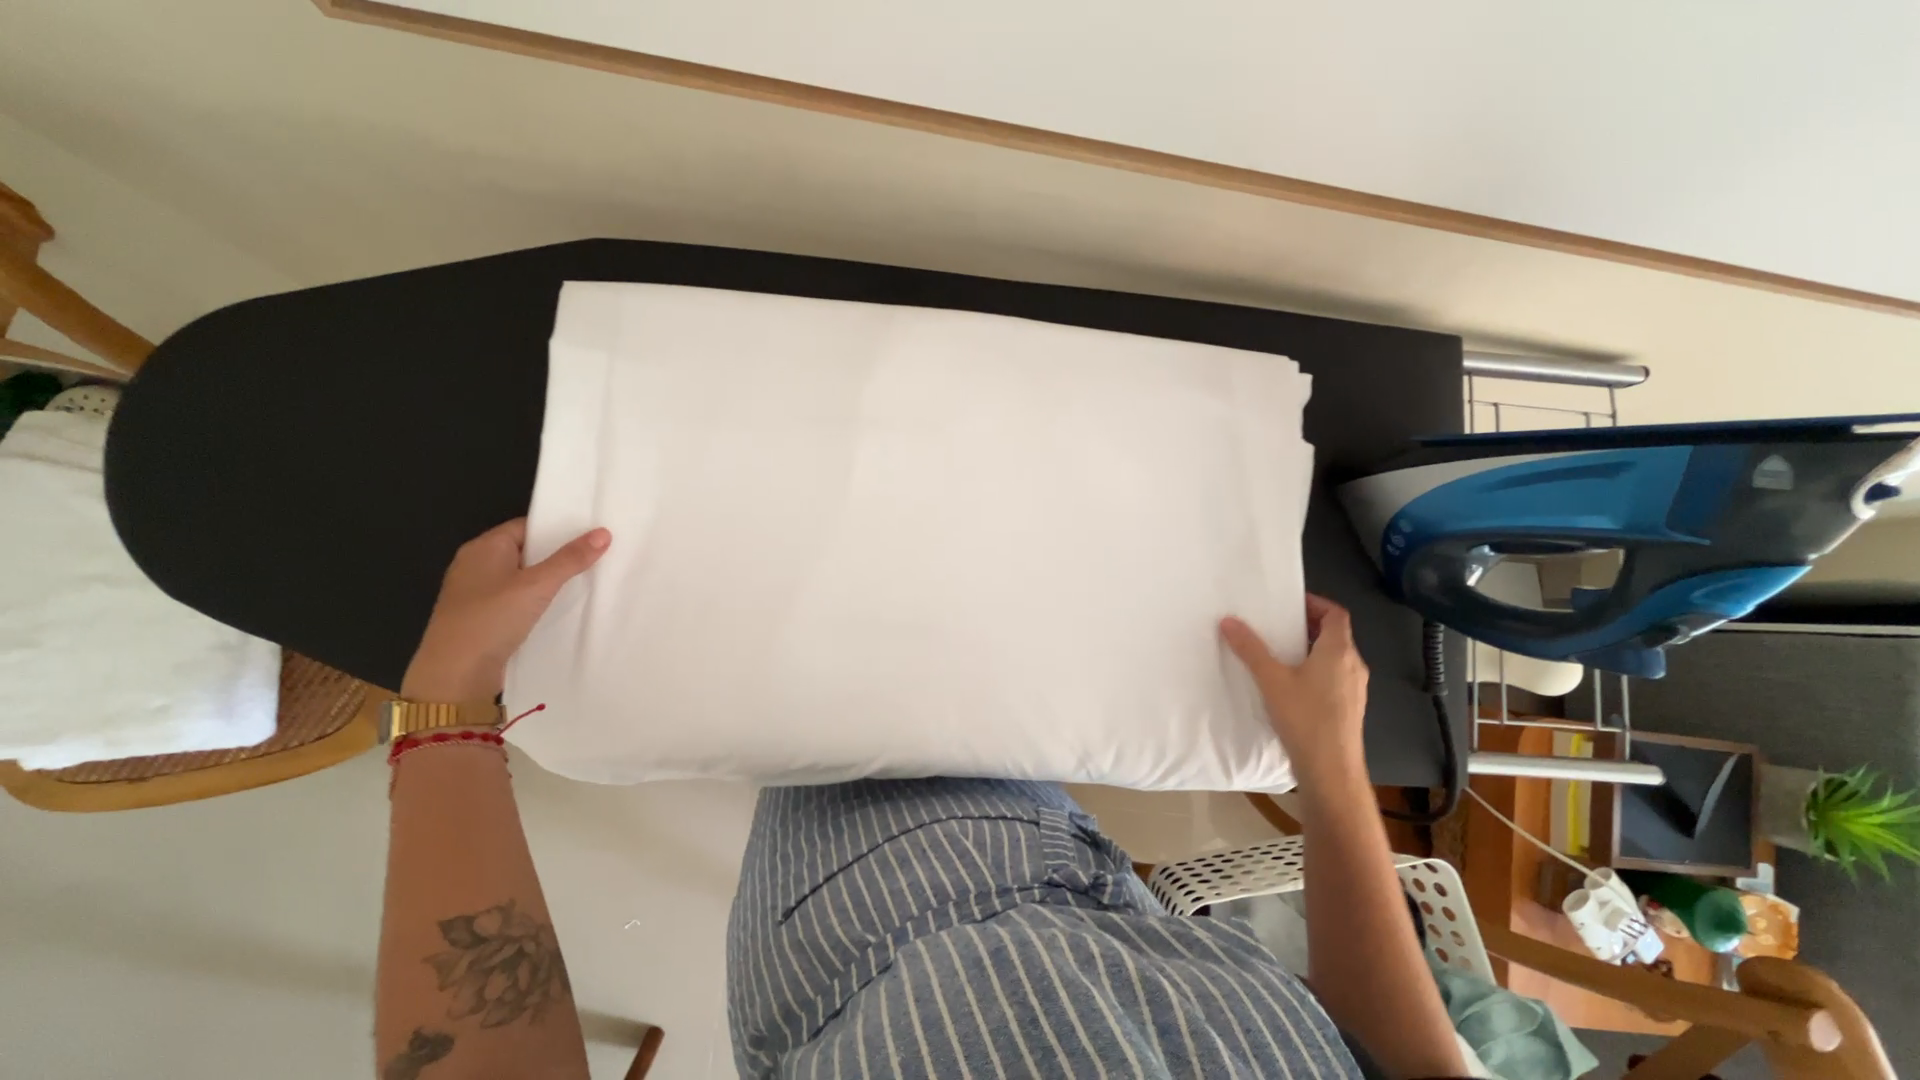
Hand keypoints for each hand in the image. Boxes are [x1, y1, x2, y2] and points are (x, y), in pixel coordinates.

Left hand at [401, 519, 611, 701]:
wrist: (455, 674)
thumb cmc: (491, 619)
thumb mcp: (537, 586)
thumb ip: (570, 559)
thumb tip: (603, 532)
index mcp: (483, 547)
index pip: (526, 527)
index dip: (557, 528)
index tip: (591, 534)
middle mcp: (476, 565)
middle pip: (525, 551)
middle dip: (558, 555)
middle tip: (597, 556)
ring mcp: (477, 594)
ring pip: (522, 578)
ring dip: (549, 580)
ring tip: (586, 581)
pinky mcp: (482, 618)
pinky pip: (516, 600)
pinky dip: (537, 601)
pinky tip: (560, 609)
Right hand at [1220, 594, 1368, 785]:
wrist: (1331, 770)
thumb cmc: (1305, 718)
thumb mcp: (1271, 680)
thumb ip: (1250, 649)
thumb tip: (1229, 620)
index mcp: (1339, 651)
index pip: (1335, 613)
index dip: (1315, 603)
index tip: (1289, 603)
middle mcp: (1353, 665)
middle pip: (1335, 634)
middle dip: (1306, 626)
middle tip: (1276, 625)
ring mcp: (1355, 689)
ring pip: (1334, 657)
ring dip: (1310, 650)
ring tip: (1278, 653)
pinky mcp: (1349, 708)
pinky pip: (1333, 677)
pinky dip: (1315, 671)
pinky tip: (1290, 685)